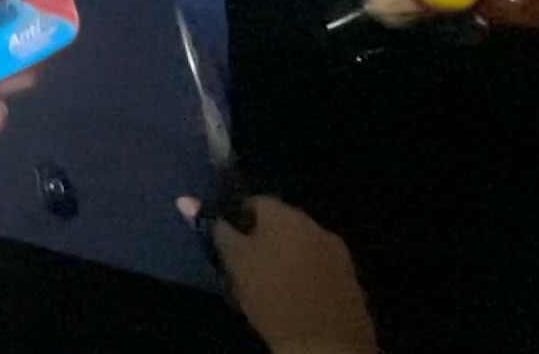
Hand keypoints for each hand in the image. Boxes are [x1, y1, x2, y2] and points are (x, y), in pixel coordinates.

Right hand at [177, 194, 377, 353]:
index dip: (236, 219)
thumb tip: (186, 200)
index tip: (226, 241)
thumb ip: (214, 227)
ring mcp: (338, 256)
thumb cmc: (272, 295)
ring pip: (299, 246)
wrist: (327, 348)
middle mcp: (315, 226)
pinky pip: (318, 269)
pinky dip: (303, 277)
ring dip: (283, 257)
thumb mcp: (233, 259)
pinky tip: (291, 297)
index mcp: (286, 215)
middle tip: (243, 263)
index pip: (254, 201)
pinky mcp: (352, 284)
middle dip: (261, 238)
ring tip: (265, 283)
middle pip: (279, 223)